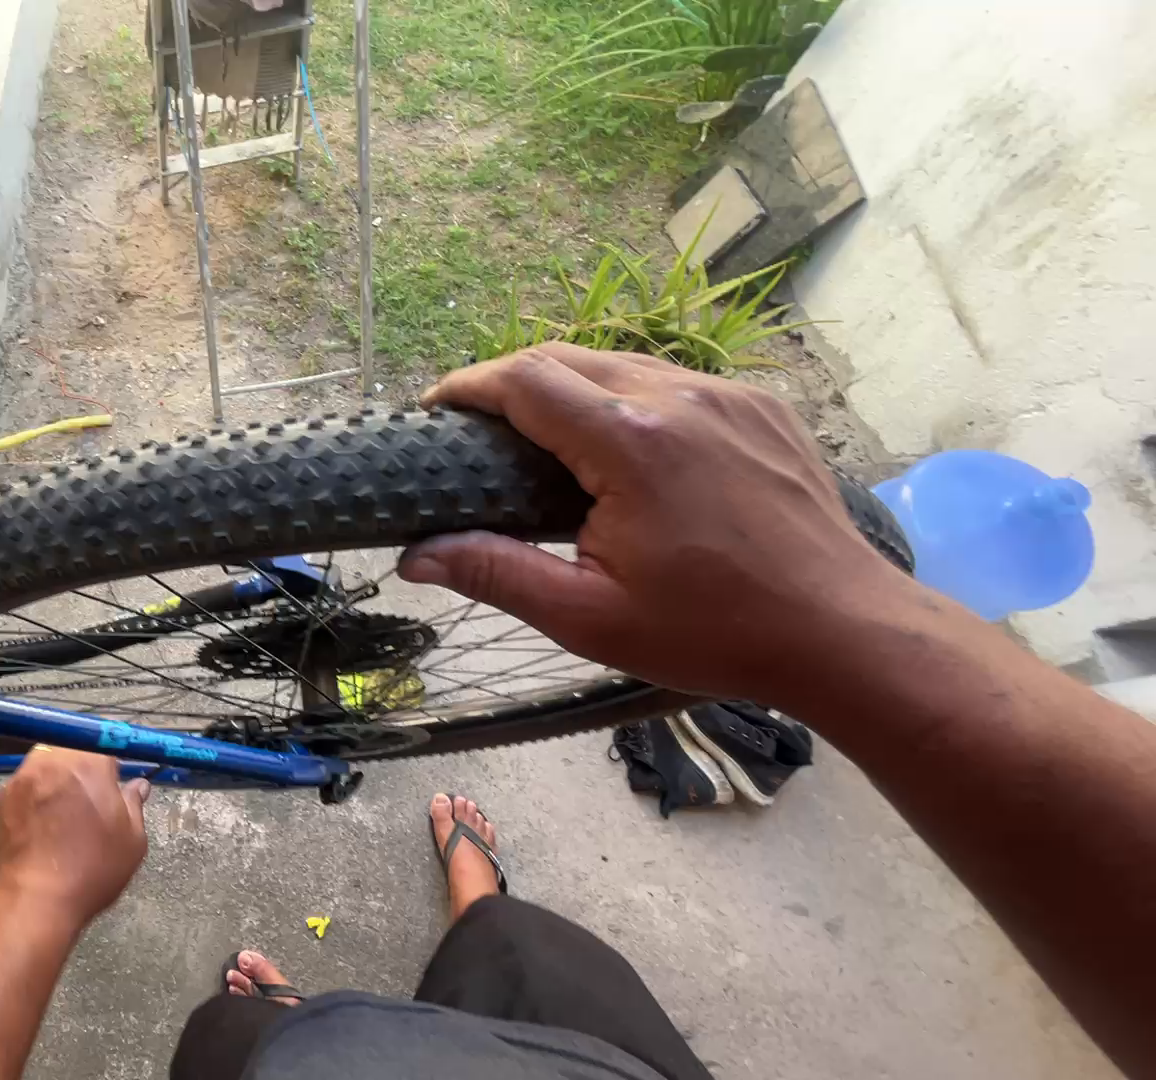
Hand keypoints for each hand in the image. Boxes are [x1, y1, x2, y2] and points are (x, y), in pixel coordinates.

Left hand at [0, 747, 149, 929]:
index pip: (103, 743)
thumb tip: (138, 785)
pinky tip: (38, 827)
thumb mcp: (132, 841)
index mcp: (89, 763)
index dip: (109, 761)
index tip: (112, 780)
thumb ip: (134, 804)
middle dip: (80, 767)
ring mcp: (21, 779)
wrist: (33, 902)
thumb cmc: (91, 870)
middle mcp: (52, 761)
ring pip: (43, 766)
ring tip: (60, 812)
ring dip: (54, 779)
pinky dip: (32, 798)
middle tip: (87, 799)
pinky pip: (22, 787)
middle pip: (70, 749)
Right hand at [399, 343, 925, 704]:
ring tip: (529, 432)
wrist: (847, 635)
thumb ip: (493, 574)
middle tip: (471, 424)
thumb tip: (412, 559)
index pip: (526, 380)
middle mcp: (679, 397)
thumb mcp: (585, 616)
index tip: (434, 408)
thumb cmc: (710, 632)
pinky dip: (614, 394)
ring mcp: (726, 395)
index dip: (469, 385)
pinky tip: (607, 441)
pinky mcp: (756, 406)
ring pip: (615, 362)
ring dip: (558, 384)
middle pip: (565, 356)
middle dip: (504, 379)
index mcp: (632, 443)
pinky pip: (664, 378)